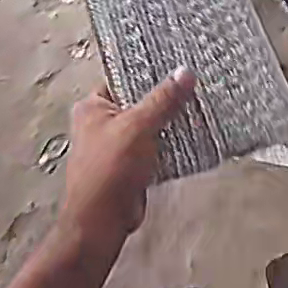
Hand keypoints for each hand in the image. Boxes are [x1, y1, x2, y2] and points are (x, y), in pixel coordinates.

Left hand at [56, 68, 196, 246]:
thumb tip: (183, 73)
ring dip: (168, 124)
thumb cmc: (108, 171)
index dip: (147, 73)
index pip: (122, 78)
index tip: (174, 67)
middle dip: (163, 100)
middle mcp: (100, 124)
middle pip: (138, 102)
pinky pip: (154, 148)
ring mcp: (116, 146)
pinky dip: (169, 145)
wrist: (102, 220)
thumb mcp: (138, 125)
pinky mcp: (130, 166)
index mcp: (92, 107)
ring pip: (148, 126)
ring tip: (196, 108)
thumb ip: (162, 99)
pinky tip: (190, 137)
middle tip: (191, 87)